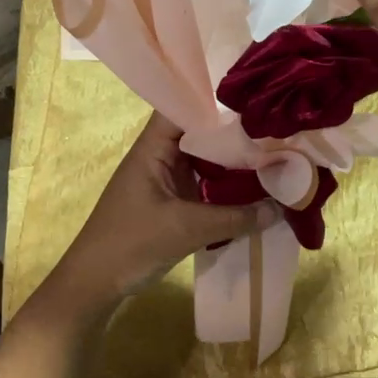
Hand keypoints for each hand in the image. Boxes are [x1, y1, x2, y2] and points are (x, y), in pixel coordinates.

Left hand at [50, 113, 269, 308]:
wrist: (96, 282)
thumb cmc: (131, 243)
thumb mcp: (186, 229)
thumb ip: (234, 218)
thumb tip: (280, 208)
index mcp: (152, 149)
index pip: (182, 106)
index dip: (214, 98)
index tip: (253, 95)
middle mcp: (159, 157)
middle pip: (199, 132)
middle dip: (235, 131)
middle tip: (278, 126)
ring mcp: (166, 180)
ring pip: (204, 160)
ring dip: (233, 160)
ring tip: (276, 152)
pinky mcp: (172, 203)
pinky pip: (204, 185)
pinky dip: (227, 186)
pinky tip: (257, 188)